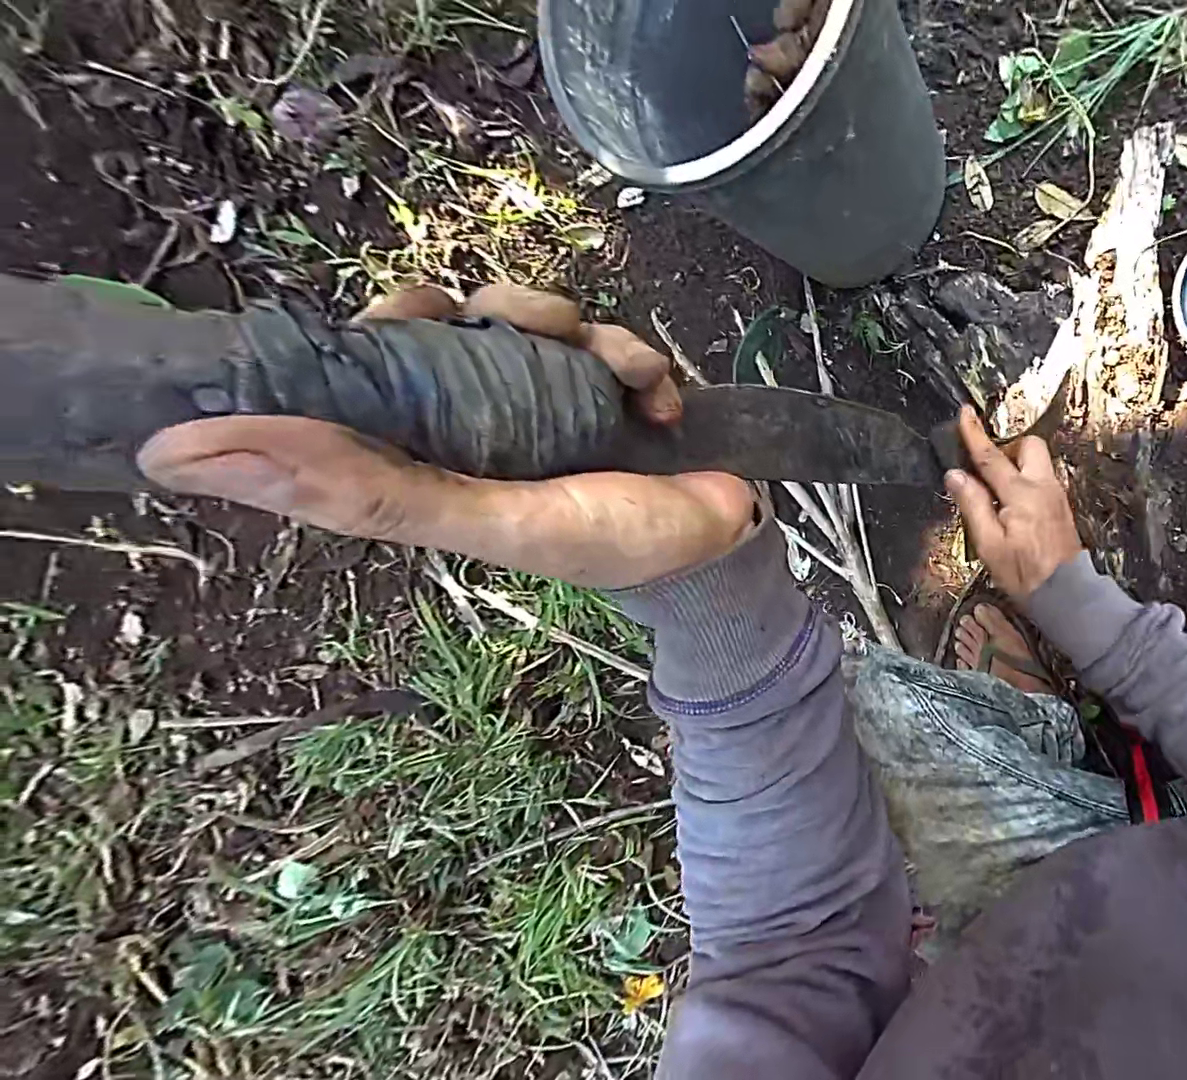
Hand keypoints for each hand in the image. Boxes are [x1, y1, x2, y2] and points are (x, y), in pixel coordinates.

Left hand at [136, 284, 755, 588]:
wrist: (720, 544)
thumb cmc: (614, 545)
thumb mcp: (501, 524)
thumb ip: (375, 495)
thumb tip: (177, 455)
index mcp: (447, 454)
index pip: (380, 365)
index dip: (388, 324)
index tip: (420, 314)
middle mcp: (496, 419)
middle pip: (468, 323)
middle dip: (508, 311)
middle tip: (547, 328)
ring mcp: (564, 400)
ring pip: (547, 322)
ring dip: (592, 334)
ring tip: (633, 376)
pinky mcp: (621, 389)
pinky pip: (614, 342)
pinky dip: (641, 362)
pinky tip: (662, 401)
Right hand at [943, 407, 1082, 603]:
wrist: (1066, 594)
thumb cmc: (1023, 573)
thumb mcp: (989, 544)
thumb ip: (973, 504)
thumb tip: (956, 475)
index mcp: (1022, 494)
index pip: (992, 457)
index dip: (975, 434)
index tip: (965, 414)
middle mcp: (1044, 487)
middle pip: (1029, 446)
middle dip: (1007, 447)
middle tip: (987, 468)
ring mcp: (1056, 495)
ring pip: (1038, 461)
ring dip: (1017, 464)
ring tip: (997, 488)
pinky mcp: (1061, 507)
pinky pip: (1043, 478)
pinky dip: (1026, 478)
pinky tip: (1014, 502)